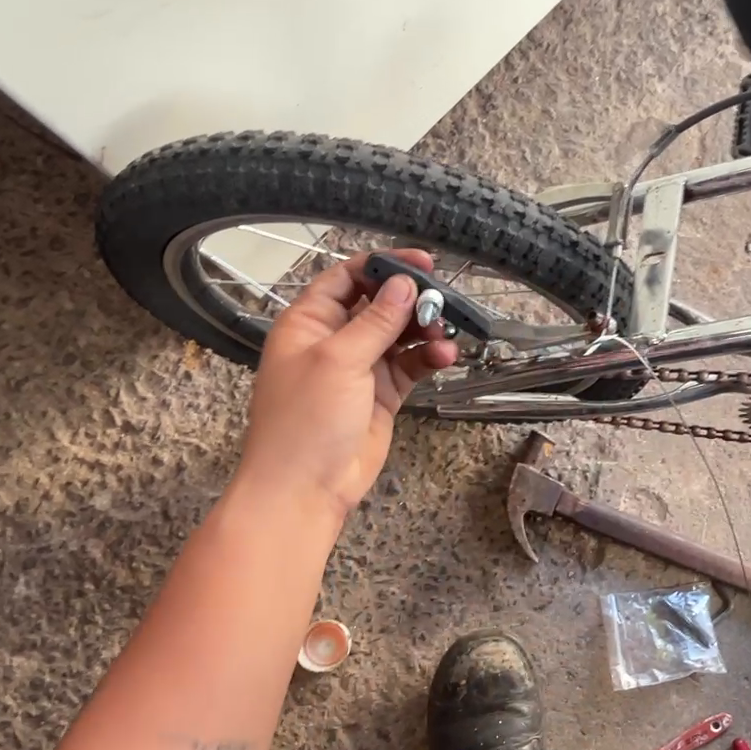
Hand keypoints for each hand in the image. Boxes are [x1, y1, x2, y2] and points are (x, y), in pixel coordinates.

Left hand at [232, 251, 456, 521]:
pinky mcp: (382, 394)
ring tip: (445, 334)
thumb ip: (375, 321)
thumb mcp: (338, 360)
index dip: (382, 265)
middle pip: (379, 305)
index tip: (421, 262)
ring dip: (425, 331)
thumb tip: (404, 285)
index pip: (346, 278)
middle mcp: (334, 340)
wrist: (305, 488)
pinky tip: (445, 356)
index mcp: (308, 322)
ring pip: (400, 335)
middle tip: (444, 300)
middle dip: (412, 300)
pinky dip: (428, 359)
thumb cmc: (305, 420)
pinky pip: (410, 366)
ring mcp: (360, 368)